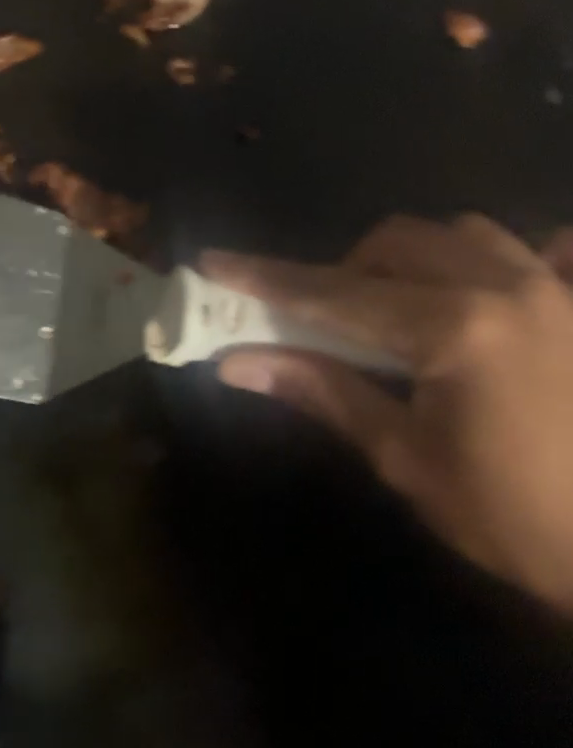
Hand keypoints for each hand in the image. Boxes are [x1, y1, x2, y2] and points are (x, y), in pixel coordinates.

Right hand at [202, 216, 572, 612]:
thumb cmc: (510, 511)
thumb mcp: (400, 454)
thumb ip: (322, 391)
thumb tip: (234, 360)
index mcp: (456, 330)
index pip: (332, 293)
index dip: (264, 278)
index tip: (211, 261)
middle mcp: (514, 292)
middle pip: (401, 244)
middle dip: (342, 269)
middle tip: (315, 320)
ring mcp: (566, 297)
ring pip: (469, 236)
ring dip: (413, 260)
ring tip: (394, 310)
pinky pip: (551, 255)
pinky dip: (504, 265)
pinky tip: (489, 302)